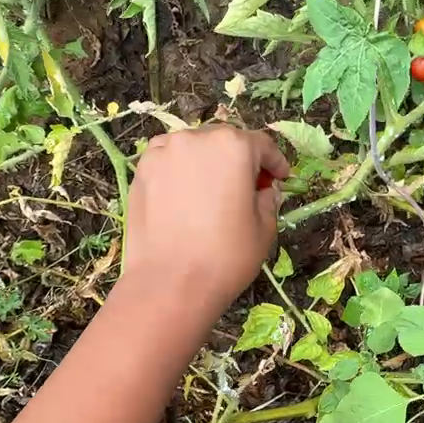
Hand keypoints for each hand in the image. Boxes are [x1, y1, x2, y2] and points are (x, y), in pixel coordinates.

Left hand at [121, 124, 287, 315]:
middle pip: (226, 141)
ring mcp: (164, 152)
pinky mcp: (142, 171)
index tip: (281, 178)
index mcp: (234, 147)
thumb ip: (268, 200)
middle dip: (242, 161)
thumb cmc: (226, 256)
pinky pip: (170, 162)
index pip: (262, 145)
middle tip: (250, 188)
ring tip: (216, 193)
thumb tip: (264, 190)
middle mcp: (197, 139)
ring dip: (210, 163)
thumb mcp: (264, 229)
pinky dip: (183, 172)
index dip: (275, 163)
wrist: (170, 283)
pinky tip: (188, 198)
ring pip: (196, 149)